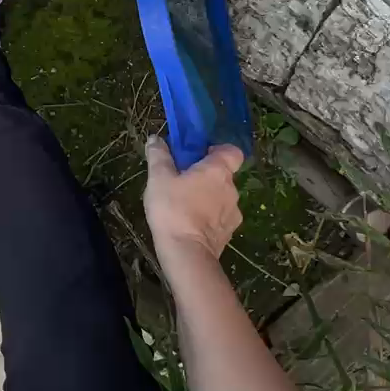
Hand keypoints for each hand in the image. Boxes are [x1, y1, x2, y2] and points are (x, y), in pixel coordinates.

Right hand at [143, 137, 244, 262]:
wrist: (186, 252)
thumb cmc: (172, 208)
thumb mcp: (158, 178)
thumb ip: (159, 156)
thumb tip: (155, 138)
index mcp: (217, 171)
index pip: (233, 151)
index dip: (219, 150)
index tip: (200, 155)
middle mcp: (232, 189)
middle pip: (224, 175)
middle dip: (206, 176)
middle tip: (182, 181)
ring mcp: (233, 213)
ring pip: (222, 197)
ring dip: (208, 197)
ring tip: (184, 205)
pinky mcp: (229, 233)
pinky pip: (220, 217)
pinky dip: (209, 217)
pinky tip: (190, 223)